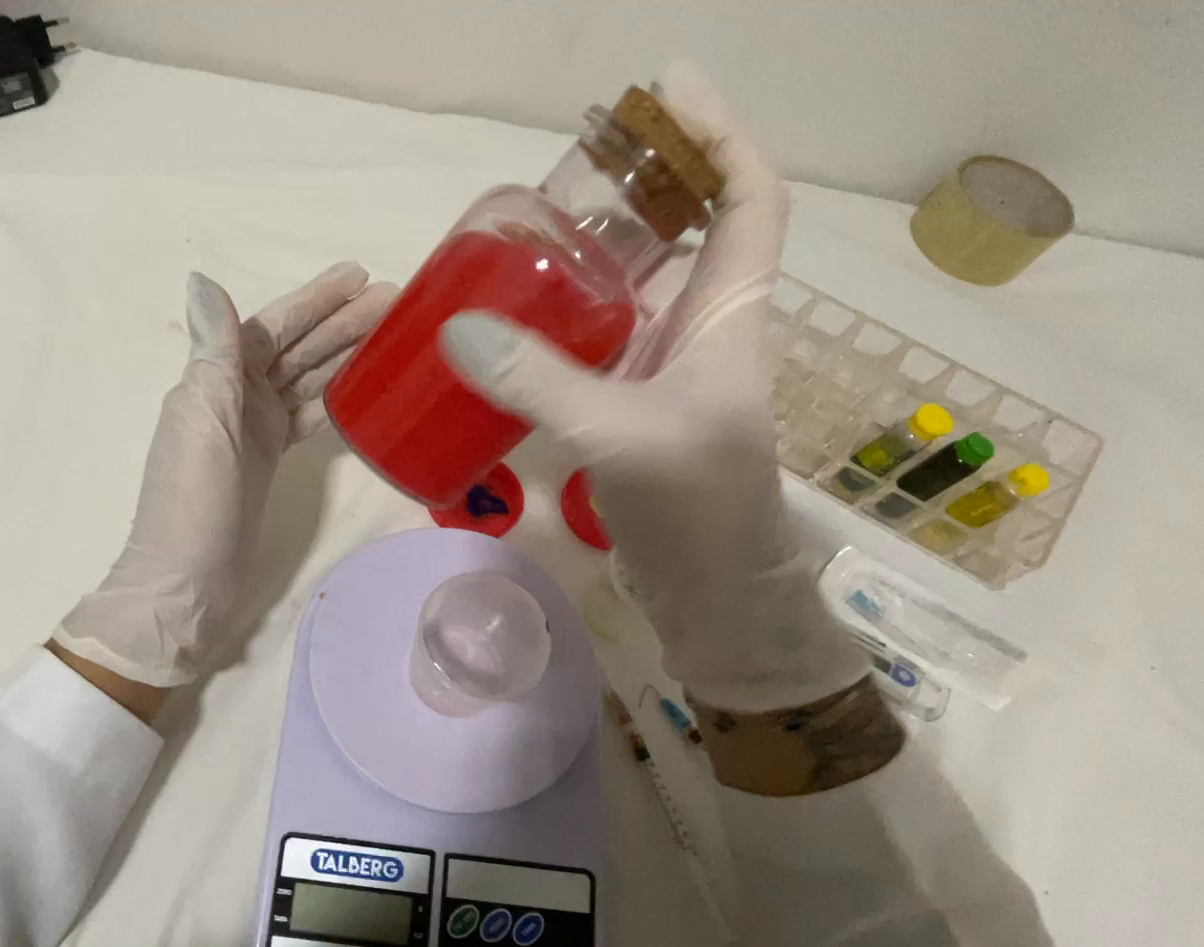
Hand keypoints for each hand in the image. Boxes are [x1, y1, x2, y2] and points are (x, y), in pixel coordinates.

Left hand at [54, 263, 397, 692]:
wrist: (187, 580)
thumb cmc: (194, 500)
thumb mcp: (203, 420)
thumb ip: (216, 354)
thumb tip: (204, 281)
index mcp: (217, 379)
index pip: (275, 326)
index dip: (316, 300)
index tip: (359, 276)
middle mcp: (237, 396)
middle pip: (298, 347)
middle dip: (343, 321)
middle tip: (397, 300)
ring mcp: (255, 429)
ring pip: (308, 378)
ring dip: (345, 354)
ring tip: (393, 334)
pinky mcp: (270, 459)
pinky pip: (310, 416)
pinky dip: (336, 398)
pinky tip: (366, 385)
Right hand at [438, 65, 864, 713]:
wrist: (711, 598)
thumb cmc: (697, 508)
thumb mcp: (621, 434)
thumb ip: (540, 381)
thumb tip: (457, 328)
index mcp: (727, 316)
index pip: (746, 199)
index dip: (716, 135)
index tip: (665, 90)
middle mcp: (701, 333)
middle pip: (681, 235)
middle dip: (636, 190)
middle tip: (562, 172)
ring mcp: (665, 375)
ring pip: (634, 292)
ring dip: (593, 259)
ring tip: (526, 236)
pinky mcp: (632, 412)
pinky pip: (599, 345)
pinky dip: (564, 323)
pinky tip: (516, 326)